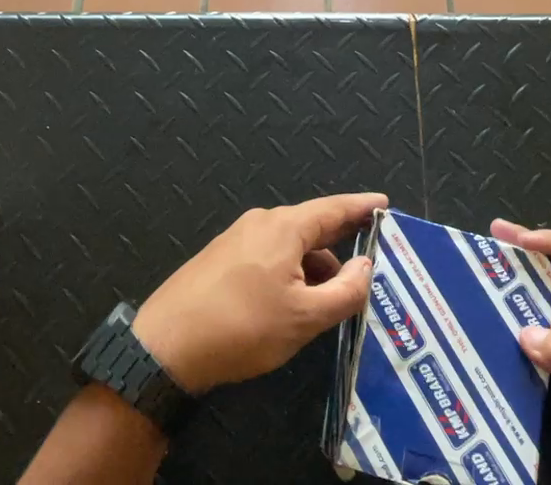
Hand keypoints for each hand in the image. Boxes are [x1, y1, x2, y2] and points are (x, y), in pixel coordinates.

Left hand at [132, 193, 384, 394]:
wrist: (165, 346)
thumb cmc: (242, 327)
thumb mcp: (305, 317)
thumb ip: (345, 291)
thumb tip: (366, 265)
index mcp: (285, 226)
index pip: (334, 208)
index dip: (362, 207)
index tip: (385, 204)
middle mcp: (262, 223)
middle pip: (312, 228)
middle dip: (341, 248)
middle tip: (370, 267)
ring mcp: (237, 241)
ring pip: (290, 248)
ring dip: (315, 270)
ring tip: (333, 302)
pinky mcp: (221, 261)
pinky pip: (269, 259)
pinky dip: (291, 275)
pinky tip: (295, 306)